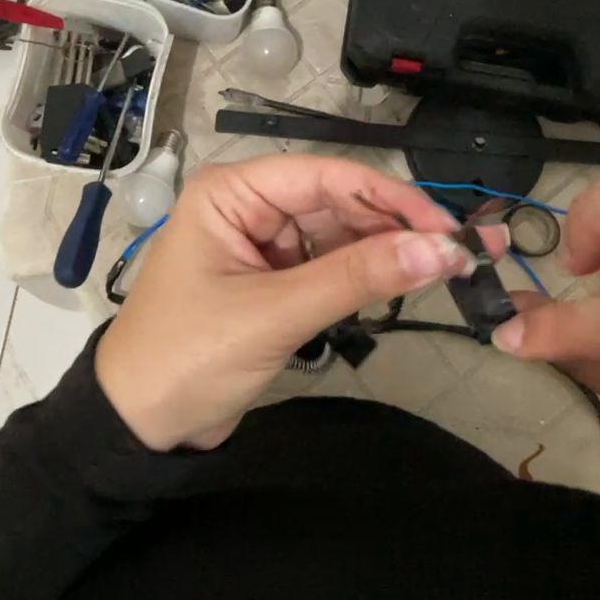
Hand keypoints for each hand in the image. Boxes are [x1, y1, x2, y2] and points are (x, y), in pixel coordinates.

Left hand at [95, 154, 472, 450]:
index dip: (388, 197)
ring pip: (336, 233)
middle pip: (335, 201)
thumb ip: (357, 278)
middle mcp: (246, 205)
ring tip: (442, 268)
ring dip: (382, 251)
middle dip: (392, 226)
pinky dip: (360, 274)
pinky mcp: (270, 278)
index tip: (447, 227)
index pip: (323, 176)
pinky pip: (326, 264)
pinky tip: (397, 282)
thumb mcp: (274, 314)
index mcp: (230, 192)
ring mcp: (258, 242)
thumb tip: (440, 249)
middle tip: (459, 254)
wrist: (140, 423)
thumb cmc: (189, 356)